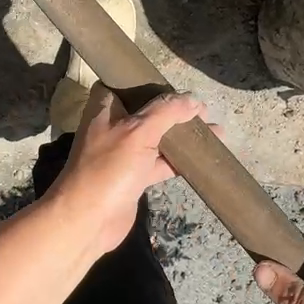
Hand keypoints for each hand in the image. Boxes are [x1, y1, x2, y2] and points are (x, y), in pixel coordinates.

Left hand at [43, 87, 207, 253]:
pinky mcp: (133, 177)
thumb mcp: (137, 132)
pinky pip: (160, 162)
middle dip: (174, 110)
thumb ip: (165, 112)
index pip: (126, 84)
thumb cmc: (108, 169)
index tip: (177, 84)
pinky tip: (202, 157)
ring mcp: (123, 153)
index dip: (151, 83)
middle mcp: (112, 127)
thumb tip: (192, 99)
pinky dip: (179, 159)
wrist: (89, 220)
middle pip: (146, 111)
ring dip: (181, 135)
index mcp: (105, 109)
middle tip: (204, 110)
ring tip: (214, 130)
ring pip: (156, 137)